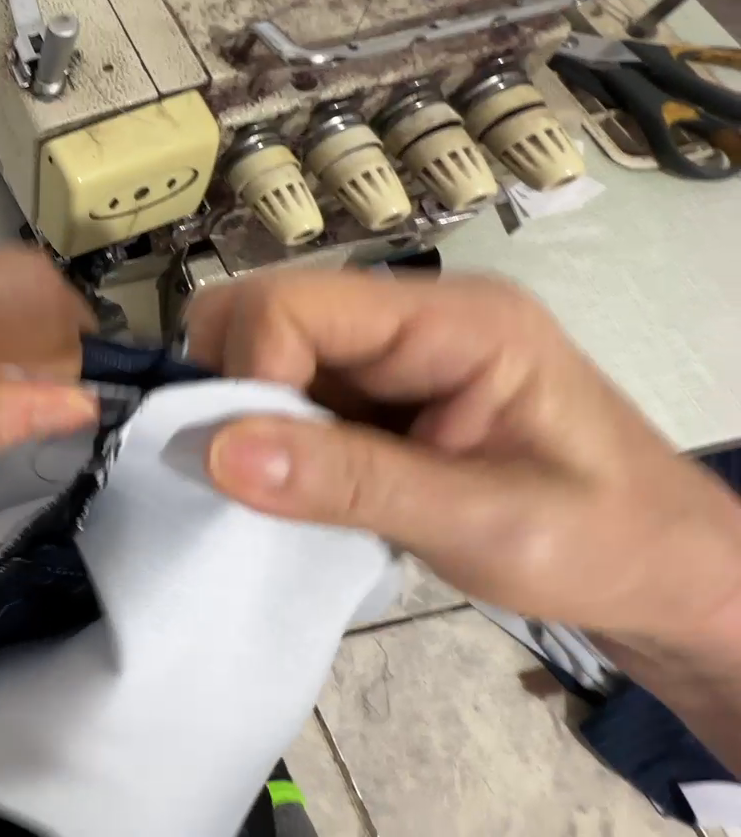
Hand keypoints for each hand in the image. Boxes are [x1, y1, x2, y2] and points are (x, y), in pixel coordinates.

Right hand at [186, 272, 740, 649]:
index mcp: (454, 321)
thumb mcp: (491, 527)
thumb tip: (214, 450)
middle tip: (253, 462)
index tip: (246, 457)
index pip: (289, 305)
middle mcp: (405, 314)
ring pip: (248, 344)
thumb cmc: (613, 551)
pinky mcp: (362, 381)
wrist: (670, 580)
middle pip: (254, 308)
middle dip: (227, 384)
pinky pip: (270, 383)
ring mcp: (380, 346)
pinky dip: (256, 429)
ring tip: (287, 476)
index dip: (247, 372)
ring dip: (240, 412)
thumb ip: (352, 483)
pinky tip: (298, 472)